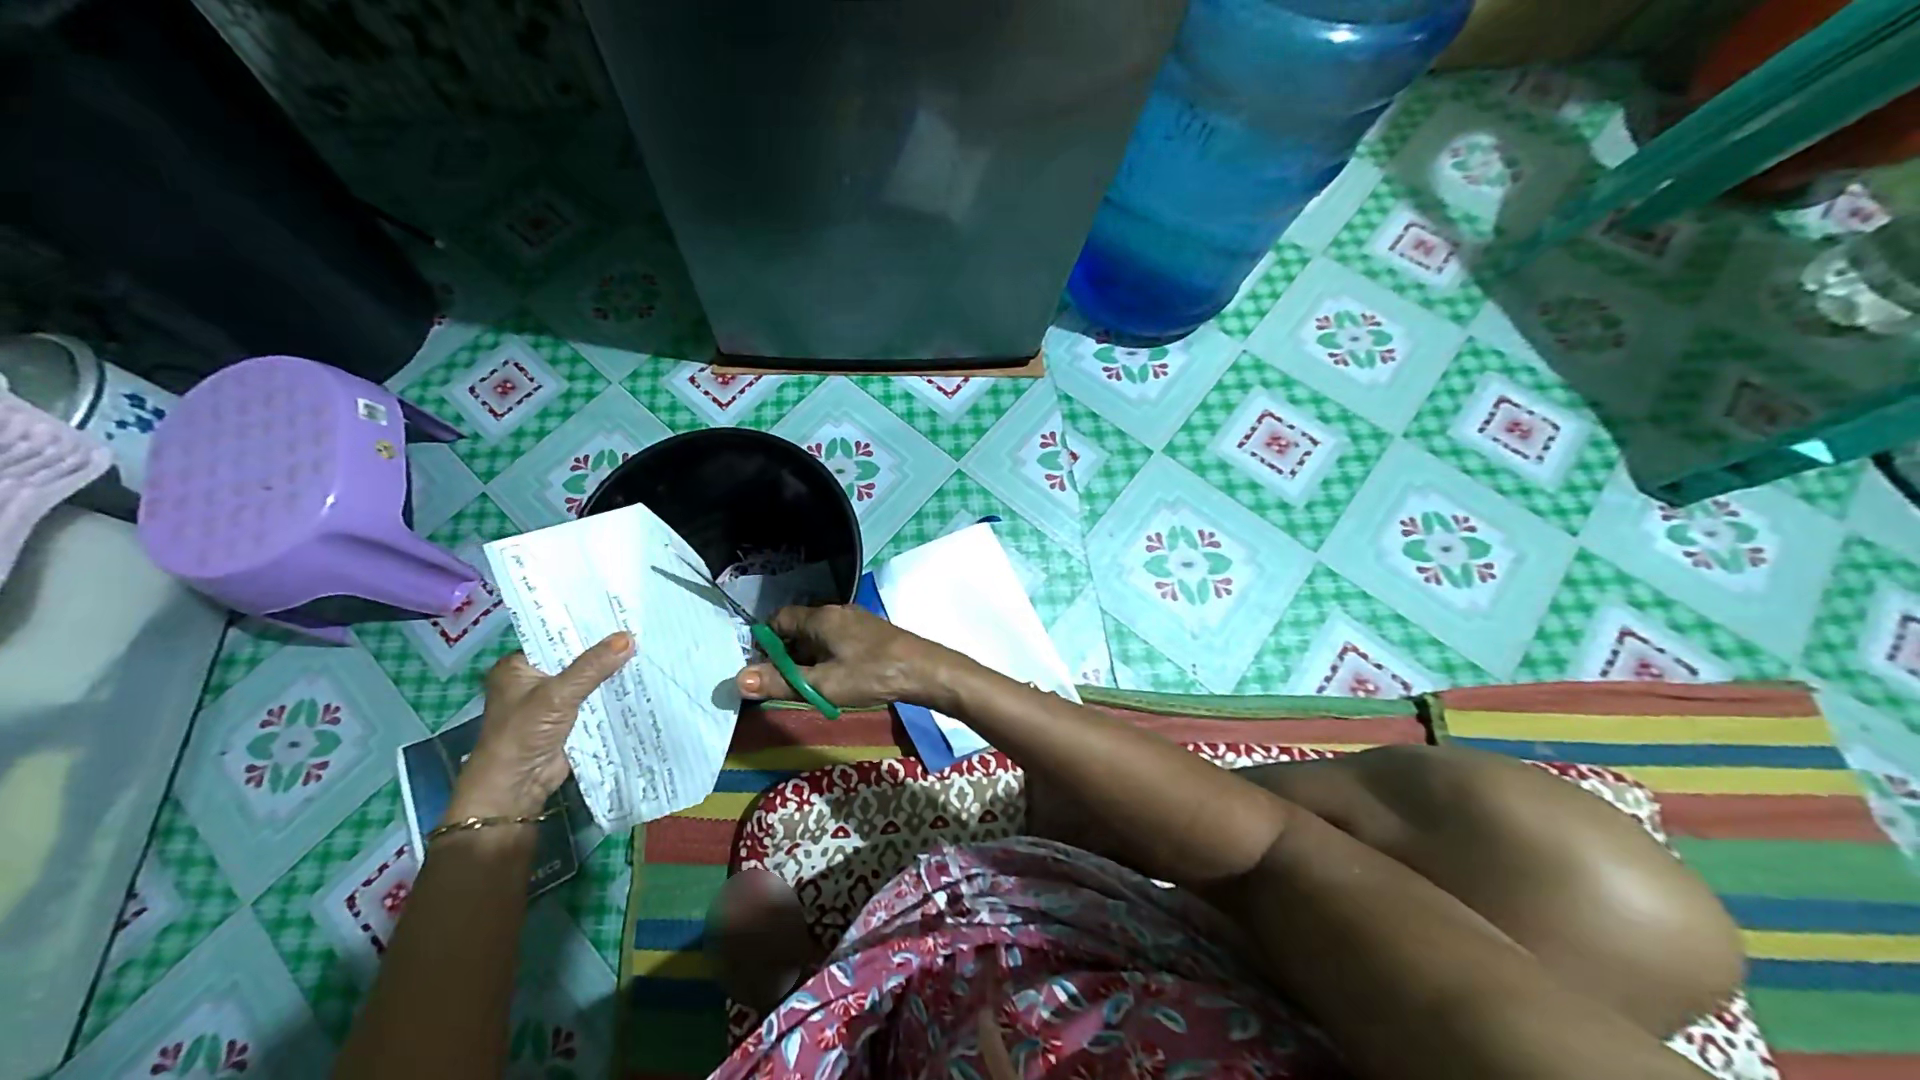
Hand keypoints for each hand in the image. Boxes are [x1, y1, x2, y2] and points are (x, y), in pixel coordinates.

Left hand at [450, 632, 633, 819]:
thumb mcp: (558, 694)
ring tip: (647, 648)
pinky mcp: (567, 719)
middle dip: (604, 650)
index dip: (586, 627)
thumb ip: (593, 666)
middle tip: (640, 629)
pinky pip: (594, 698)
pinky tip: (638, 678)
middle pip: (574, 658)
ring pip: (587, 679)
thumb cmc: (523, 734)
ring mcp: (550, 701)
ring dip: (610, 671)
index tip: (619, 614)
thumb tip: (628, 637)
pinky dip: (611, 692)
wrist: (515, 787)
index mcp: (517, 666)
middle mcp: (532, 679)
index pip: (555, 637)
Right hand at [734, 605, 955, 708]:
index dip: (765, 642)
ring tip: (808, 685)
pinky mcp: (870, 632)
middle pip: (798, 627)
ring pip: (819, 635)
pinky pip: (837, 640)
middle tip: (784, 682)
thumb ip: (781, 682)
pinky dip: (828, 656)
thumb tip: (738, 679)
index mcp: (821, 617)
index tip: (762, 668)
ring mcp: (856, 620)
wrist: (923, 670)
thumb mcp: (822, 684)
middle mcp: (836, 612)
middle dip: (787, 653)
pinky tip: (836, 678)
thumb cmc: (870, 675)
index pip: (779, 619)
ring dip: (809, 657)